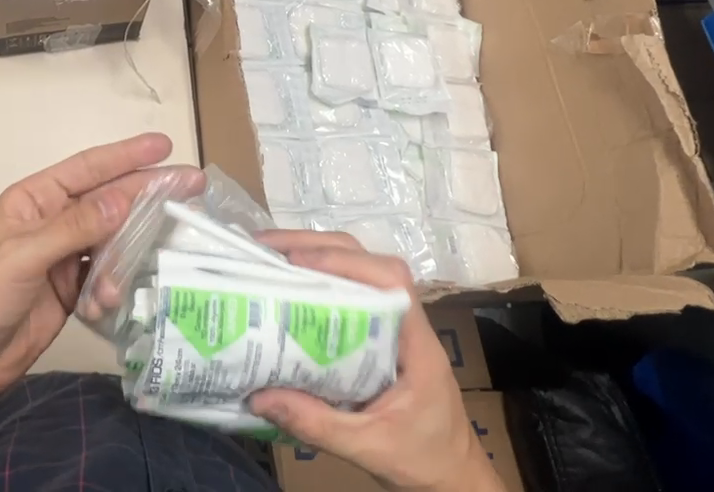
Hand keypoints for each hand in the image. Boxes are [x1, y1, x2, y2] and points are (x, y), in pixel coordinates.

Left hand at [0, 133, 202, 395]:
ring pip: (113, 239)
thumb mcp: (23, 256)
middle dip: (148, 192)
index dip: (126, 155)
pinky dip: (115, 284)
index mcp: (34, 199)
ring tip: (164, 248)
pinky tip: (110, 298)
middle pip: (109, 199)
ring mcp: (64, 256)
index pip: (87, 169)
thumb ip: (74, 227)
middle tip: (193, 185)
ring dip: (133, 247)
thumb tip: (121, 198)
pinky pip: (107, 276)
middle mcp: (53, 220)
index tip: (164, 145)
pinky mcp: (73, 289)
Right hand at [247, 232, 504, 491]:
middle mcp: (407, 320)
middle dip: (316, 245)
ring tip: (270, 254)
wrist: (456, 480)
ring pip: (360, 267)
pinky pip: (353, 288)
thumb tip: (257, 396)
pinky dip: (320, 274)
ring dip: (316, 252)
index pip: (389, 279)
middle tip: (266, 247)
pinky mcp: (381, 330)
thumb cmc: (424, 462)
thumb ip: (317, 423)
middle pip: (368, 260)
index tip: (295, 262)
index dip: (342, 261)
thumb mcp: (370, 449)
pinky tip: (289, 281)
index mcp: (416, 342)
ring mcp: (396, 322)